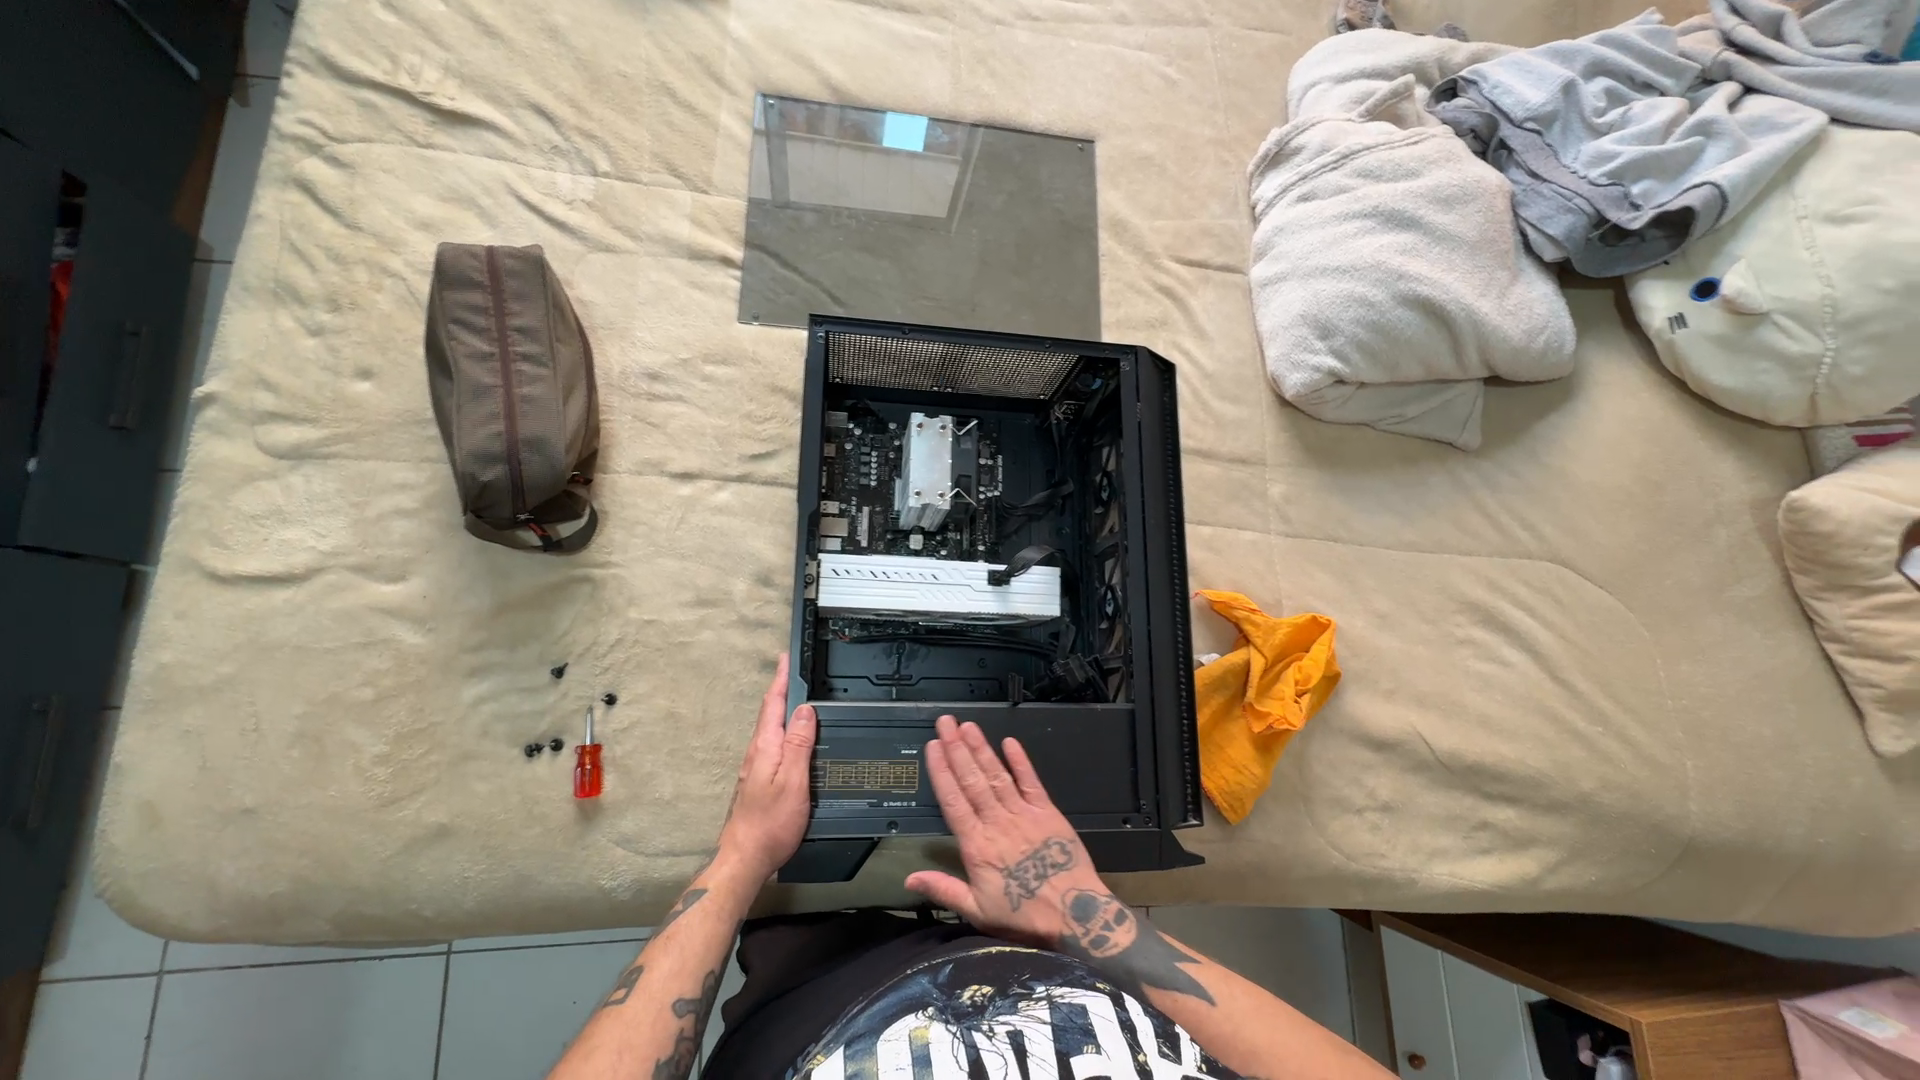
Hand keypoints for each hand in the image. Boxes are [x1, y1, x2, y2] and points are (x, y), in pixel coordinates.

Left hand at [714, 653, 816, 881]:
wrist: (745, 858)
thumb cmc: (770, 824)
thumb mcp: (793, 781)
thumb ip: (799, 744)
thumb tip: (804, 709)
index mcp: (765, 747)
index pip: (774, 704)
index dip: (782, 679)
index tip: (787, 658)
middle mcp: (757, 752)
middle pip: (770, 713)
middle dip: (781, 689)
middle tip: (793, 670)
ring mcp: (756, 767)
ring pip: (770, 729)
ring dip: (781, 708)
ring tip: (793, 695)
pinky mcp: (758, 780)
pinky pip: (772, 744)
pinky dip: (782, 730)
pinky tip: (790, 736)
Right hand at [904, 716, 1109, 946]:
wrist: (1076, 915)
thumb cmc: (1025, 917)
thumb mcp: (978, 911)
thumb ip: (943, 890)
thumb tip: (909, 879)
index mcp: (978, 846)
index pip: (954, 802)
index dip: (942, 772)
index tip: (933, 746)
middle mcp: (998, 823)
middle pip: (972, 781)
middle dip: (957, 749)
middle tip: (945, 722)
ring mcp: (1024, 815)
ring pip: (997, 776)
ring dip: (981, 749)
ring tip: (968, 726)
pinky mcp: (1048, 813)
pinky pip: (1031, 783)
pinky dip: (1021, 762)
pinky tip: (1010, 743)